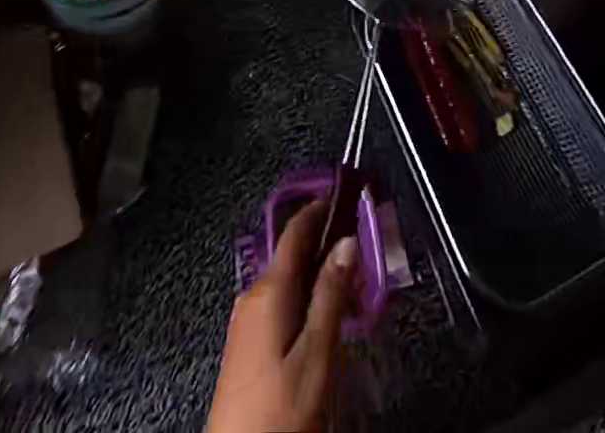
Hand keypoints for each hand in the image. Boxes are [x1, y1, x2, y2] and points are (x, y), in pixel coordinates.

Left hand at [207, 201, 359, 432]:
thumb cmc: (281, 409)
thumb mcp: (315, 355)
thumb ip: (330, 298)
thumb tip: (346, 243)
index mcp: (269, 291)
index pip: (293, 234)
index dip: (316, 211)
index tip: (340, 195)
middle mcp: (253, 295)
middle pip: (290, 255)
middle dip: (321, 242)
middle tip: (357, 237)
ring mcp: (246, 318)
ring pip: (286, 279)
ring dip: (315, 270)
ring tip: (349, 274)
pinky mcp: (247, 340)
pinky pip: (279, 301)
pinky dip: (304, 294)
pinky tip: (323, 311)